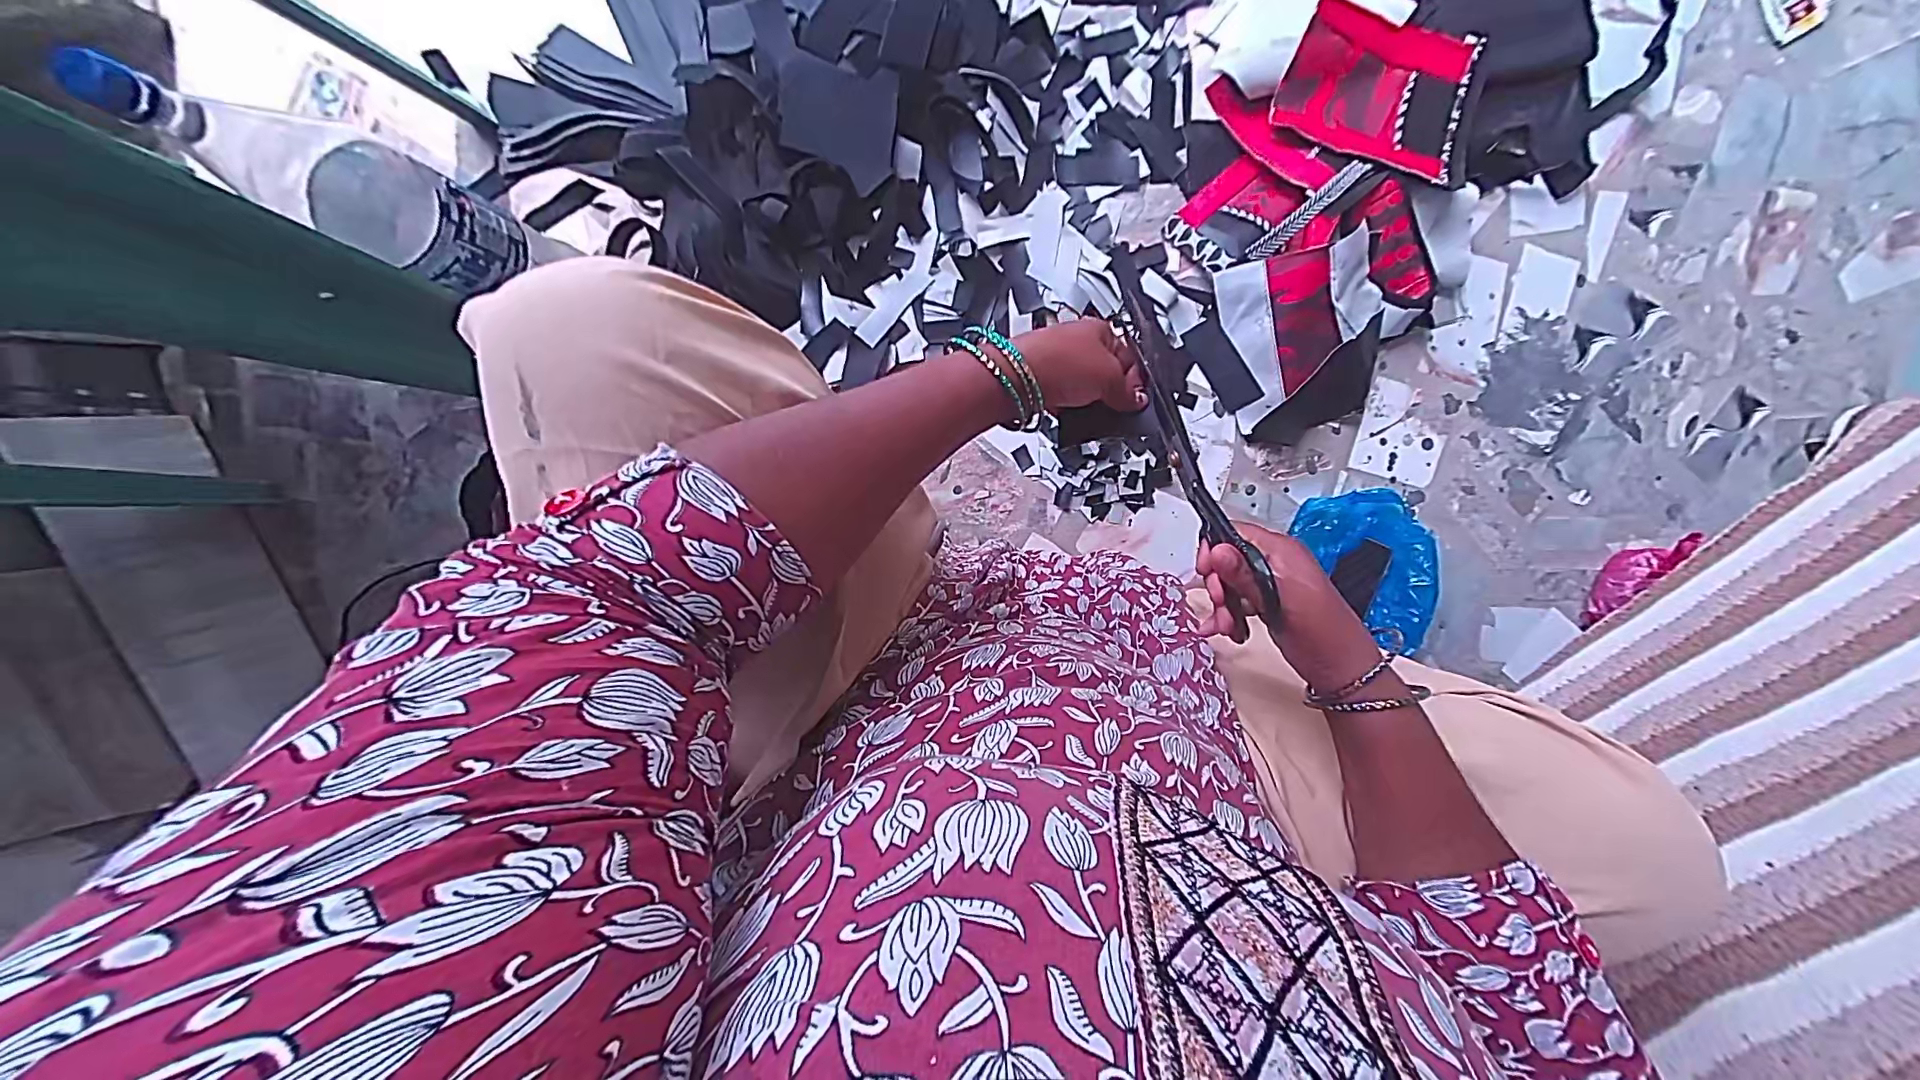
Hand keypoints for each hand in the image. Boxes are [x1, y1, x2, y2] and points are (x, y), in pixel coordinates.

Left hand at [1009, 316, 1145, 412]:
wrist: (1015, 377)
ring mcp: (1057, 359)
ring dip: (1088, 401)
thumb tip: (1137, 400)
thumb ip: (1128, 391)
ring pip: (1083, 386)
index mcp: (1101, 328)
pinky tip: (1067, 412)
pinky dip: (1067, 406)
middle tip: (1114, 406)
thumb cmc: (1056, 362)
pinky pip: (1062, 396)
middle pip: (1105, 372)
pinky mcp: (1040, 379)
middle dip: (1111, 392)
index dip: (1137, 379)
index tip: (1138, 399)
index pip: (1131, 354)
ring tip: (1088, 410)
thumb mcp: (1109, 379)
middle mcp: (1077, 339)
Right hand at [1195, 523, 1384, 690]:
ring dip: (1220, 604)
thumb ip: (1246, 575)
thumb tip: (1218, 551)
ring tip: (1226, 624)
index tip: (1206, 573)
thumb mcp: (1279, 602)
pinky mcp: (1266, 602)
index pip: (1234, 533)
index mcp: (1282, 552)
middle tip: (1220, 603)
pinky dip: (1227, 614)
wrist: (1341, 670)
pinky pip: (1236, 600)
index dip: (1214, 551)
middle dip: (1217, 584)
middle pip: (1226, 559)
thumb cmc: (1325, 636)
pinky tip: (1230, 628)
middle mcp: (1275, 563)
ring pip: (1228, 582)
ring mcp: (1270, 583)